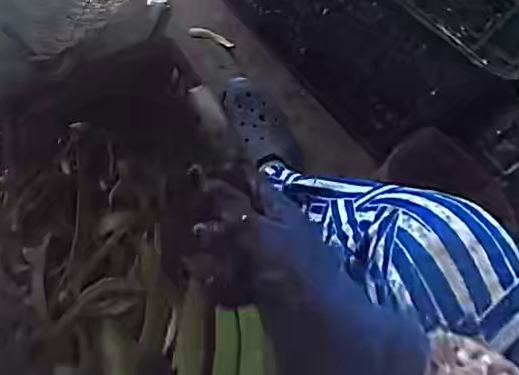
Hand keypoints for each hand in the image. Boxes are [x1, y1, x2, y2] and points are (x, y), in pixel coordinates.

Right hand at [187, 176, 428, 374]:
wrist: (336, 343)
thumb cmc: (300, 277)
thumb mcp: (264, 238)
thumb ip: (235, 214)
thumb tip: (204, 184)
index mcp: (282, 210)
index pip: (250, 181)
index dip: (224, 176)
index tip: (192, 175)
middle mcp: (280, 232)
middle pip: (241, 216)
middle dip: (213, 216)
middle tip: (182, 214)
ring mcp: (277, 267)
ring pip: (238, 250)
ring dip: (214, 251)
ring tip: (189, 255)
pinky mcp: (273, 301)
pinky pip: (241, 283)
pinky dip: (222, 282)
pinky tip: (206, 286)